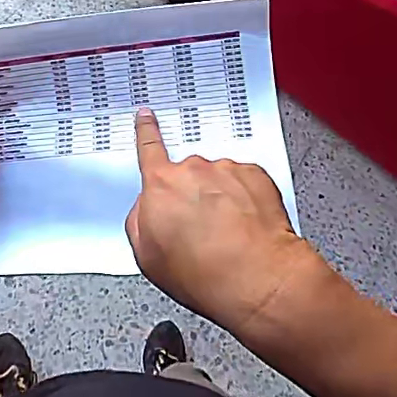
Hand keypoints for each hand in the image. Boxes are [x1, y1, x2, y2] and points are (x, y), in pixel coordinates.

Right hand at [126, 108, 332, 337]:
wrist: (258, 280)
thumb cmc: (205, 274)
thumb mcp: (147, 257)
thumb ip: (138, 221)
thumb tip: (145, 209)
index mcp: (160, 186)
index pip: (148, 148)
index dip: (146, 131)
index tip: (146, 117)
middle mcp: (192, 171)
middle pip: (188, 177)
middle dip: (193, 196)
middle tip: (202, 229)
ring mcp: (225, 170)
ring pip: (218, 181)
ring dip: (222, 200)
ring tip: (229, 234)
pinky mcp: (254, 175)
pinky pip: (245, 183)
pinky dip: (246, 201)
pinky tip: (246, 227)